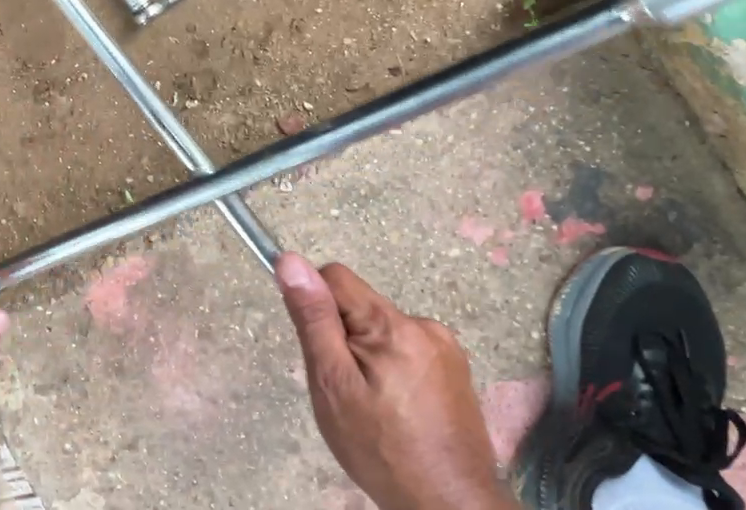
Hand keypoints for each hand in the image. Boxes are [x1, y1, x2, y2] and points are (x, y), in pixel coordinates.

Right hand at [276, 253, 515, 509]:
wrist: (450, 507)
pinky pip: (404, 349)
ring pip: (380, 329)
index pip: (335, 278)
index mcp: (393, 324)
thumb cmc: (380, 447)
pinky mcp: (455, 372)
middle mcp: (426, 326)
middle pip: (359, 305)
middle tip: (342, 386)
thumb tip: (290, 260)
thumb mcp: (332, 382)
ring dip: (365, 353)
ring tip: (368, 403)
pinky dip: (389, 368)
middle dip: (340, 336)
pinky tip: (393, 408)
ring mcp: (446, 350)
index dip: (315, 305)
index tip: (319, 347)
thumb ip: (313, 318)